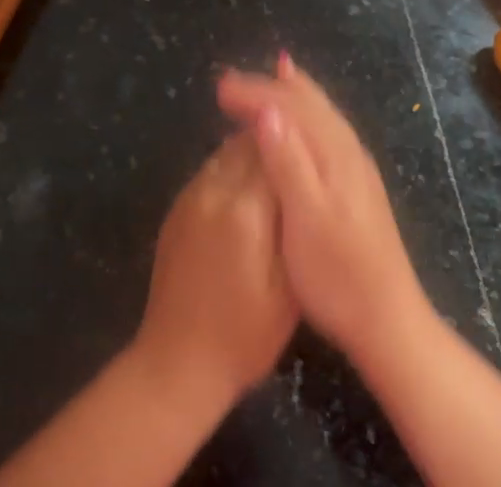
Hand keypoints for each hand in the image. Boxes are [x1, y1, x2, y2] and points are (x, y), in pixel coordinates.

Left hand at [130, 132, 296, 409]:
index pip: (276, 150)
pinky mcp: (177, 210)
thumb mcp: (288, 287)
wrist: (178, 362)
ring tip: (283, 163)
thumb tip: (300, 177)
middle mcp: (213, 191)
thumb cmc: (246, 334)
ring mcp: (190, 199)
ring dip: (254, 151)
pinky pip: (210, 170)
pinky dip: (233, 169)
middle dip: (278, 137)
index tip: (324, 142)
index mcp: (245, 209)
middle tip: (307, 148)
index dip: (300, 142)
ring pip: (227, 151)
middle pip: (248, 143)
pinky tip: (250, 189)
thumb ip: (295, 224)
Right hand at [216, 54, 429, 363]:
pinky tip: (305, 126)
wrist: (387, 320)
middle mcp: (349, 153)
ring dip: (293, 96)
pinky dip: (309, 116)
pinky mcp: (358, 188)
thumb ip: (287, 162)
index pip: (292, 107)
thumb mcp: (306, 219)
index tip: (218, 88)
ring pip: (322, 116)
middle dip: (271, 87)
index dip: (255, 93)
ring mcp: (357, 170)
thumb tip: (265, 110)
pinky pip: (327, 133)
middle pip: (310, 104)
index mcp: (334, 156)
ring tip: (275, 76)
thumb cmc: (338, 275)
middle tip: (231, 82)